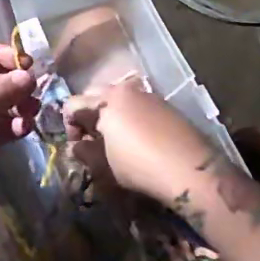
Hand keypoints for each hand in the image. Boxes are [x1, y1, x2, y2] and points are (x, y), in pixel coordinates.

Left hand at [0, 42, 39, 233]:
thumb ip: (1, 91)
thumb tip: (29, 75)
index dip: (2, 54)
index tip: (28, 66)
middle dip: (15, 81)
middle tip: (34, 93)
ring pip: (2, 102)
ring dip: (20, 105)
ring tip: (31, 114)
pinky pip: (3, 126)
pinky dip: (15, 126)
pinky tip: (23, 132)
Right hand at [64, 80, 216, 200]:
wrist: (190, 170)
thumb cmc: (138, 165)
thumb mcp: (103, 164)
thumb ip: (85, 152)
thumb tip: (76, 146)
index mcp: (108, 98)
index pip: (73, 104)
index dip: (68, 126)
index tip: (76, 146)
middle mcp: (128, 89)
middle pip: (97, 96)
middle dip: (89, 116)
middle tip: (92, 141)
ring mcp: (151, 96)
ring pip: (120, 100)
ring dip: (110, 117)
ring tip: (114, 142)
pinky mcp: (168, 107)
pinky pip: (140, 107)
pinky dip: (131, 119)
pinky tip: (137, 141)